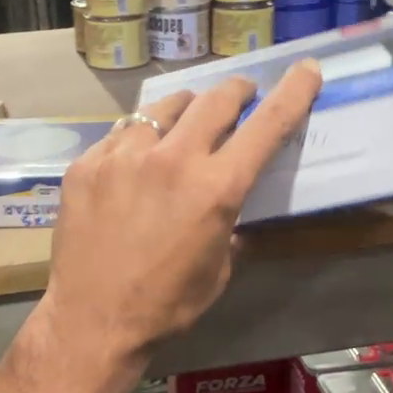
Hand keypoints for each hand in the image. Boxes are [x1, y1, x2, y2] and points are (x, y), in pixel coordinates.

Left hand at [42, 64, 322, 364]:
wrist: (93, 321)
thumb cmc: (166, 304)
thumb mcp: (219, 268)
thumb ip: (229, 222)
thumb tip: (230, 203)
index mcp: (215, 188)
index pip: (267, 125)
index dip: (293, 92)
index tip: (305, 71)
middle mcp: (171, 159)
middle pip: (214, 100)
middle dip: (236, 93)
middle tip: (240, 98)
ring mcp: (122, 157)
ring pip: (161, 108)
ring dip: (183, 111)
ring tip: (182, 124)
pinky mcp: (86, 165)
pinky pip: (120, 135)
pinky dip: (137, 141)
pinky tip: (134, 162)